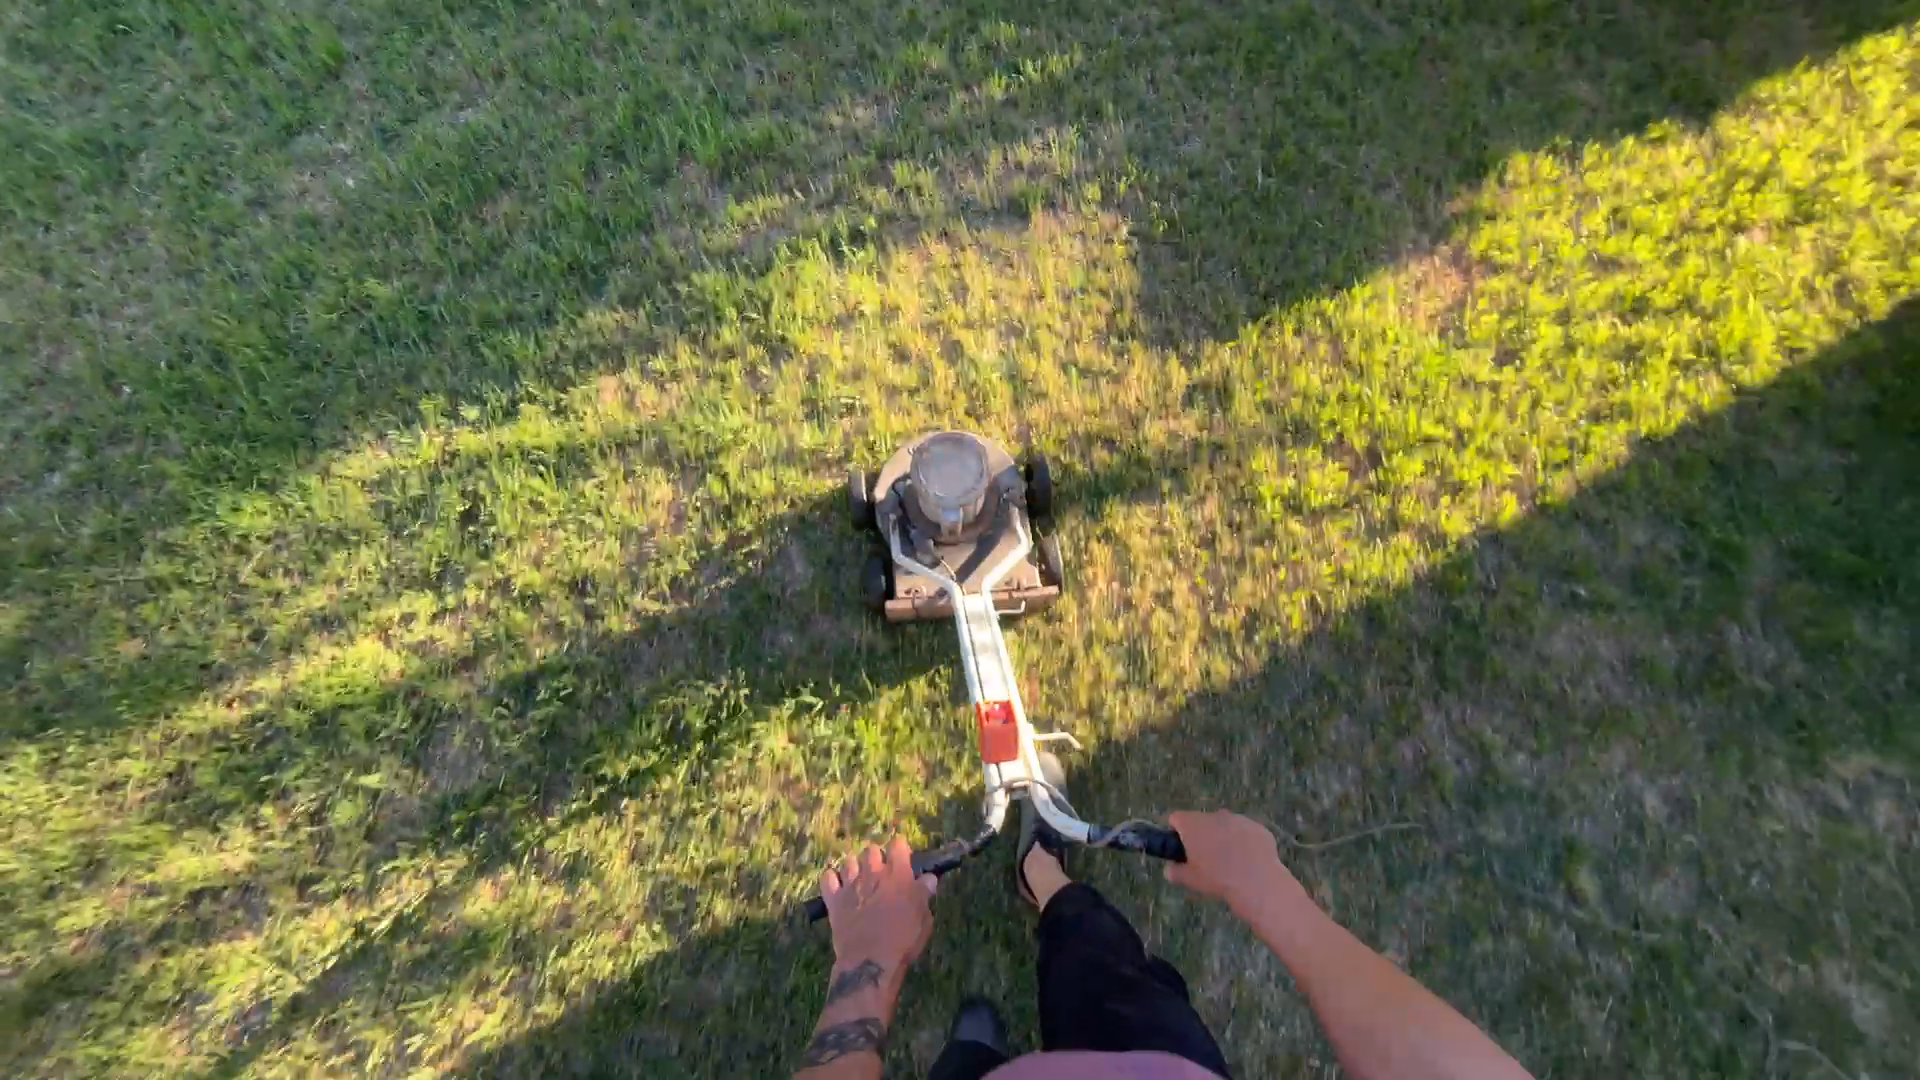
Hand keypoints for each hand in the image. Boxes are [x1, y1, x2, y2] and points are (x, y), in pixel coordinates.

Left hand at [820, 835, 936, 974]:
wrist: (870, 962)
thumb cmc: (903, 941)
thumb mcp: (923, 919)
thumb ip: (924, 894)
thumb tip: (929, 878)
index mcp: (898, 874)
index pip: (898, 844)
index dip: (900, 849)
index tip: (902, 858)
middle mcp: (873, 872)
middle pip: (872, 850)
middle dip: (876, 857)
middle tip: (881, 872)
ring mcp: (851, 884)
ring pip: (850, 860)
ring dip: (855, 867)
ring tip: (859, 879)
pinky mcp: (834, 899)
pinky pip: (827, 878)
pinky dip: (832, 879)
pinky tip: (838, 886)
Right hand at [1164, 809, 1302, 915]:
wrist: (1258, 884)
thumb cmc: (1217, 880)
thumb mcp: (1189, 880)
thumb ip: (1174, 871)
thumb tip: (1170, 869)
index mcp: (1193, 824)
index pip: (1176, 818)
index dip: (1176, 833)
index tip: (1183, 849)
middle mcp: (1214, 815)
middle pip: (1202, 821)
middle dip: (1202, 835)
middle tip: (1207, 859)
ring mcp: (1238, 819)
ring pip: (1225, 825)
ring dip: (1224, 837)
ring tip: (1232, 862)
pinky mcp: (1258, 827)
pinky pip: (1246, 832)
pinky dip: (1245, 843)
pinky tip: (1250, 862)